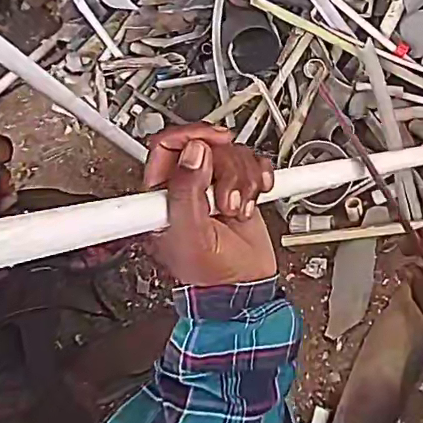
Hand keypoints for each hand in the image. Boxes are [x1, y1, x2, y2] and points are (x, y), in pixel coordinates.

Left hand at [143, 123, 276, 286]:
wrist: (244, 284)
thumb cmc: (210, 271)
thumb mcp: (190, 235)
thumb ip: (186, 191)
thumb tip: (193, 152)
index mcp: (162, 192)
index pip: (166, 144)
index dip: (189, 138)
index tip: (210, 145)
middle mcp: (187, 183)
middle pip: (207, 146)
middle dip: (226, 171)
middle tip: (225, 201)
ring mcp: (215, 182)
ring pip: (232, 152)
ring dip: (244, 180)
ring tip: (238, 209)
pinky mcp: (240, 184)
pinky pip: (253, 160)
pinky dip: (260, 176)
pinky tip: (255, 196)